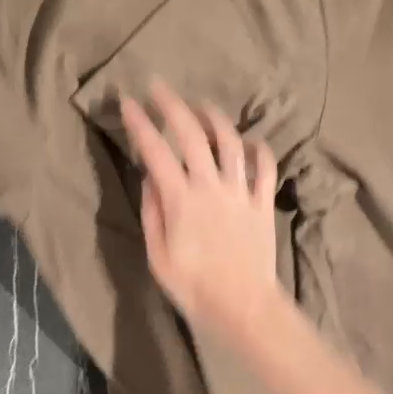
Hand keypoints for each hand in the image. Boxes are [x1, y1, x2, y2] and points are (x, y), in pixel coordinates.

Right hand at [121, 79, 282, 334]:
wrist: (242, 306)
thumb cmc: (193, 287)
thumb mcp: (158, 256)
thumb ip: (152, 213)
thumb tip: (150, 179)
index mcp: (180, 201)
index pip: (155, 152)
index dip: (140, 124)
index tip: (128, 103)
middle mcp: (211, 187)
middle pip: (191, 135)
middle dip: (173, 105)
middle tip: (159, 87)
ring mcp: (240, 193)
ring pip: (230, 142)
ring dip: (214, 118)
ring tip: (202, 106)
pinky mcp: (262, 204)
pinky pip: (264, 168)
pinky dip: (258, 149)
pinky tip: (250, 141)